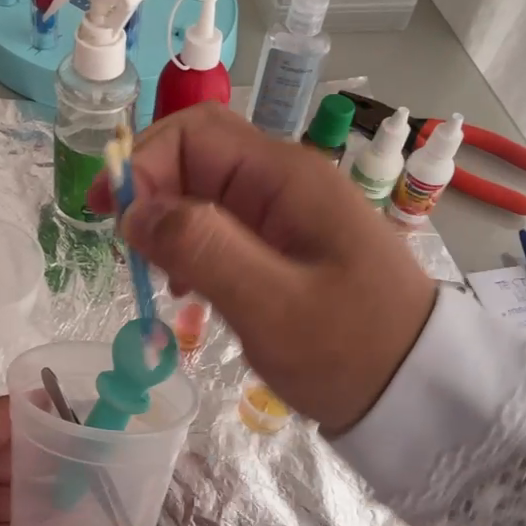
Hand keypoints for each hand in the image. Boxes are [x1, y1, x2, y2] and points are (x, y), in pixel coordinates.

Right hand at [90, 102, 435, 432]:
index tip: (108, 219)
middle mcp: (285, 184)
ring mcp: (289, 217)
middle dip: (152, 196)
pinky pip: (227, 232)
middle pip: (198, 160)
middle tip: (129, 255)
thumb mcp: (272, 303)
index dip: (142, 164)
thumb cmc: (350, 350)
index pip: (194, 134)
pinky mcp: (288, 251)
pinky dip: (195, 252)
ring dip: (170, 227)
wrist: (417, 391)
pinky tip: (190, 291)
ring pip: (207, 197)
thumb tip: (136, 211)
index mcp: (285, 178)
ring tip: (159, 280)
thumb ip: (203, 248)